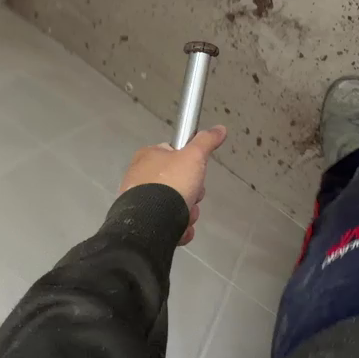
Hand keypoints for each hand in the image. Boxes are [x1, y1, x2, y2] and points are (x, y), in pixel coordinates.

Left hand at [118, 125, 227, 244]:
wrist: (150, 224)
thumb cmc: (171, 183)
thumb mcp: (194, 156)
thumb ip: (207, 141)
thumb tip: (220, 128)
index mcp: (148, 156)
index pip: (175, 154)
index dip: (190, 163)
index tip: (197, 171)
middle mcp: (139, 177)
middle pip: (178, 181)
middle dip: (192, 191)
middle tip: (194, 194)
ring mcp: (138, 201)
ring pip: (174, 203)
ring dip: (186, 211)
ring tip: (185, 215)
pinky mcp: (140, 223)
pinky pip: (166, 222)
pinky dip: (176, 226)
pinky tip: (180, 229)